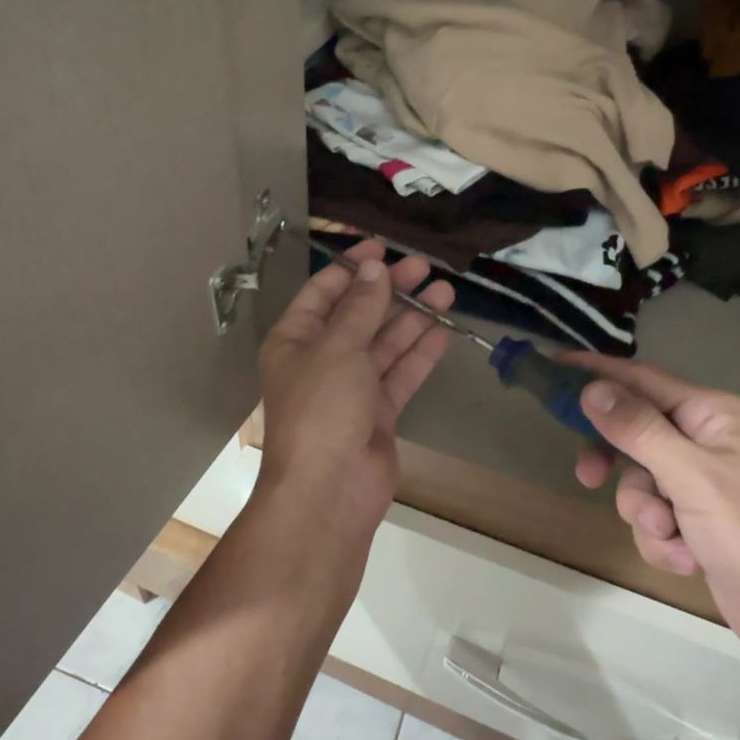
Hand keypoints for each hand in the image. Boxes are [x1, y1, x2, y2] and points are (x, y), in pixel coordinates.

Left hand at [256, 240, 453, 524]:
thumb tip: (373, 268)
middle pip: (358, 315)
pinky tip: (444, 329)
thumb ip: (360, 307)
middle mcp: (320, 360)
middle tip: (423, 267)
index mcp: (294, 341)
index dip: (352, 269)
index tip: (382, 248)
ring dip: (412, 317)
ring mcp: (350, 388)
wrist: (328, 492)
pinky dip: (421, 352)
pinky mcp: (377, 413)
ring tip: (445, 290)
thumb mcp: (338, 348)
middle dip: (390, 290)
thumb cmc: (321, 409)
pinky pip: (400, 373)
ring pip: (384, 343)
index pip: (323, 293)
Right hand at [564, 353, 739, 692]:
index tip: (553, 366)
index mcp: (717, 416)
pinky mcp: (702, 528)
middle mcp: (710, 443)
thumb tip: (592, 387)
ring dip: (645, 512)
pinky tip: (688, 560)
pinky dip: (663, 540)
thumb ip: (639, 430)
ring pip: (641, 482)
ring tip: (671, 536)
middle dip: (618, 462)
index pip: (644, 380)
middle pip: (636, 433)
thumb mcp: (694, 477)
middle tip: (587, 475)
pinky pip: (657, 519)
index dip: (599, 373)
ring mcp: (706, 488)